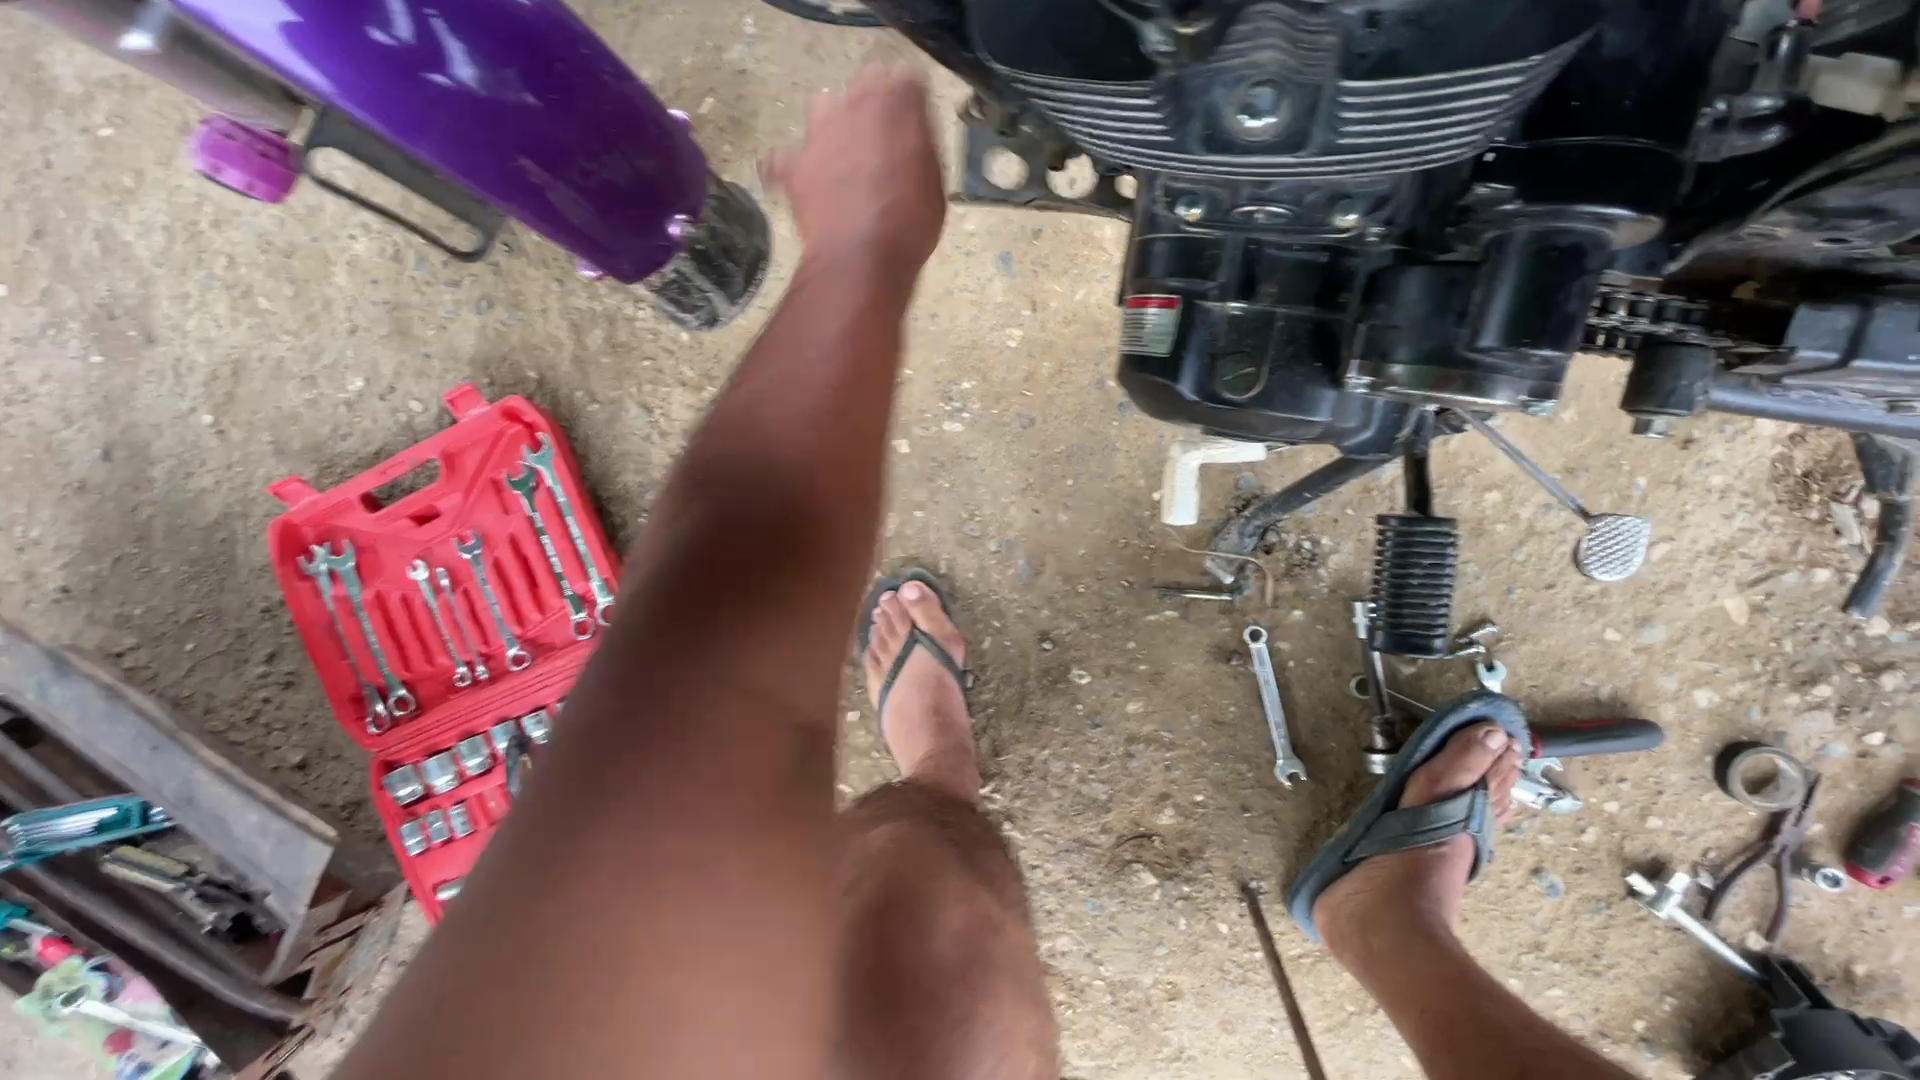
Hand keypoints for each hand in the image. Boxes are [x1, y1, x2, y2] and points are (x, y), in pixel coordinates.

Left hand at [765, 62, 945, 275]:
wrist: (861, 258)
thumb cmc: (909, 227)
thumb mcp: (933, 186)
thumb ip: (921, 149)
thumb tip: (913, 137)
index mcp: (898, 106)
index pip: (907, 79)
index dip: (911, 99)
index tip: (914, 119)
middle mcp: (855, 107)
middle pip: (865, 83)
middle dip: (874, 103)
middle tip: (883, 135)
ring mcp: (819, 133)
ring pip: (824, 107)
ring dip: (834, 123)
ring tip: (843, 153)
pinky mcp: (793, 164)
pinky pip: (785, 157)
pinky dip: (793, 166)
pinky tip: (803, 180)